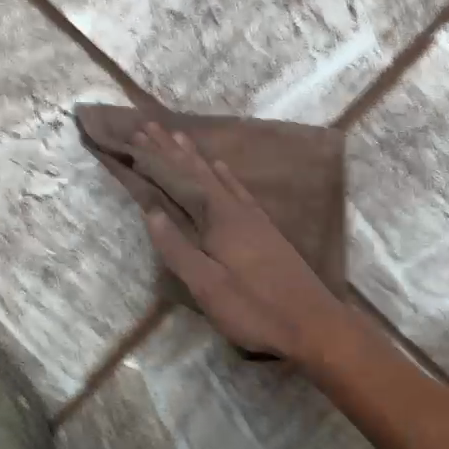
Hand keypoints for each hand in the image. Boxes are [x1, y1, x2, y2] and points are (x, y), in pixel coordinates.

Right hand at [129, 122, 347, 360]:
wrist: (312, 322)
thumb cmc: (255, 309)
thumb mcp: (207, 285)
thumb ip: (177, 248)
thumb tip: (152, 212)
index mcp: (219, 219)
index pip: (180, 180)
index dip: (156, 159)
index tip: (135, 136)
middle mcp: (236, 209)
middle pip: (198, 172)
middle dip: (172, 150)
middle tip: (149, 126)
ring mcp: (253, 217)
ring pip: (217, 177)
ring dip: (196, 157)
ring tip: (179, 135)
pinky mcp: (265, 229)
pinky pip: (237, 188)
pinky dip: (224, 174)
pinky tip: (221, 167)